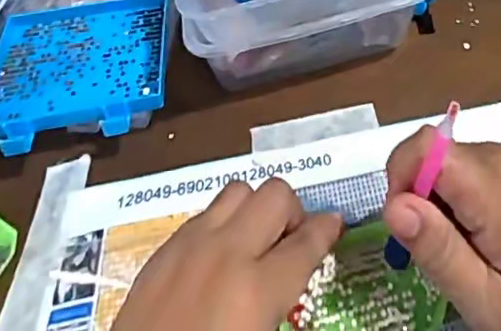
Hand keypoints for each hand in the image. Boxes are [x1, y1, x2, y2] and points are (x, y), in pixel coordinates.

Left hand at [114, 178, 342, 330]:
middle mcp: (227, 252)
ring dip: (256, 210)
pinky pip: (206, 211)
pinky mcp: (165, 247)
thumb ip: (282, 309)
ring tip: (257, 242)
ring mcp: (191, 243)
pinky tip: (220, 255)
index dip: (326, 231)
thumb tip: (293, 286)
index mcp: (256, 290)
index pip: (305, 243)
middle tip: (292, 243)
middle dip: (292, 214)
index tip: (335, 225)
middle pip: (276, 195)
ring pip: (240, 190)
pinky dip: (224, 223)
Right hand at [382, 130, 500, 330]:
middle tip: (429, 253)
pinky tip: (471, 240)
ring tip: (455, 253)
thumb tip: (392, 207)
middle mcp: (494, 157)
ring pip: (439, 161)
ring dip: (430, 201)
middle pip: (427, 152)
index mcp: (490, 184)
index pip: (423, 145)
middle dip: (413, 195)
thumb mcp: (488, 301)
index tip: (404, 229)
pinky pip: (457, 169)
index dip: (400, 178)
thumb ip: (438, 250)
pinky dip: (448, 199)